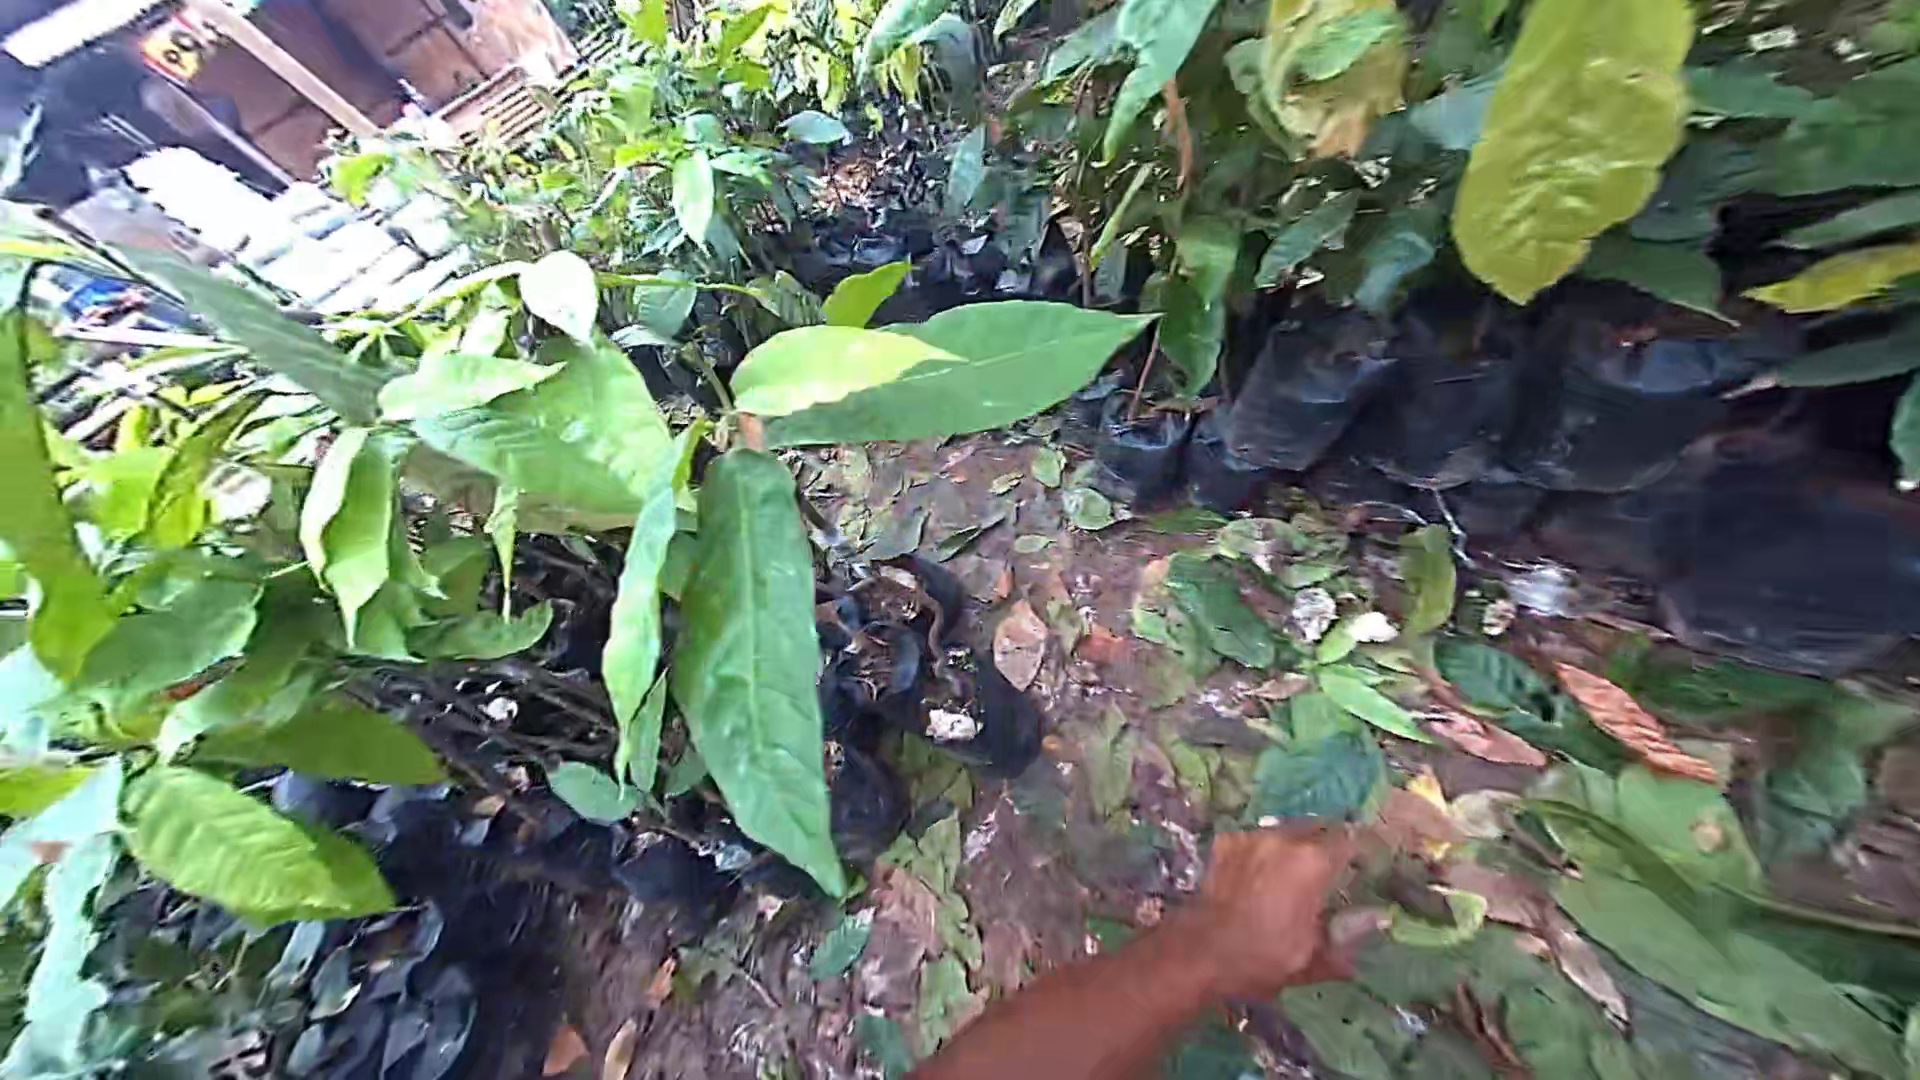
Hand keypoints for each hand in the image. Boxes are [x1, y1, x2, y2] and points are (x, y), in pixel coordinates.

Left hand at [1183, 826, 1366, 998]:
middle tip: (1336, 862)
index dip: (1362, 846)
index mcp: (1312, 862)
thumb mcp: (1320, 954)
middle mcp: (1281, 838)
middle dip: (1329, 841)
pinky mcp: (1226, 840)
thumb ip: (1351, 931)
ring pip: (1282, 830)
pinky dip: (1265, 849)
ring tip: (1297, 867)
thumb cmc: (1270, 955)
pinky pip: (1255, 838)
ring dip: (1295, 843)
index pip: (1348, 838)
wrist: (1208, 946)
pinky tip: (1263, 871)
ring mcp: (1249, 835)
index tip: (1368, 857)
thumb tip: (1378, 916)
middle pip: (1315, 827)